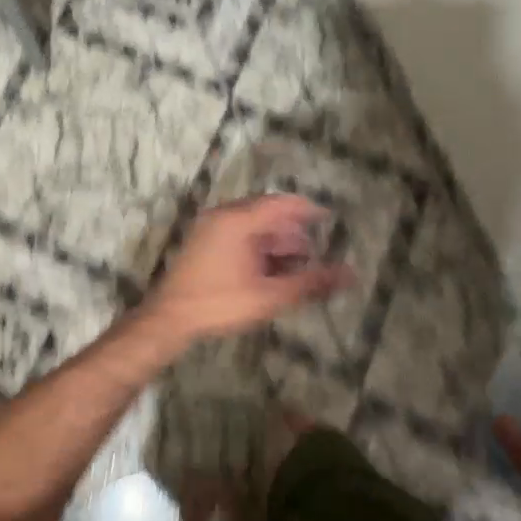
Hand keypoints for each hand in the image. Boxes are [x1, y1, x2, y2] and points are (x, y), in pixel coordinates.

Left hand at [137, 194, 351, 343]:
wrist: (169, 318)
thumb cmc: (219, 303)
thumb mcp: (270, 296)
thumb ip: (310, 283)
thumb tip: (350, 275)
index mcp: (237, 220)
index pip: (280, 203)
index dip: (307, 209)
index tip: (329, 218)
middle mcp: (222, 216)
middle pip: (266, 213)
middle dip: (292, 230)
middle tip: (314, 250)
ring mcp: (210, 227)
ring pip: (252, 224)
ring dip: (275, 240)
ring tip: (297, 263)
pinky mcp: (203, 241)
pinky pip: (238, 233)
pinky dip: (258, 245)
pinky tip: (270, 268)